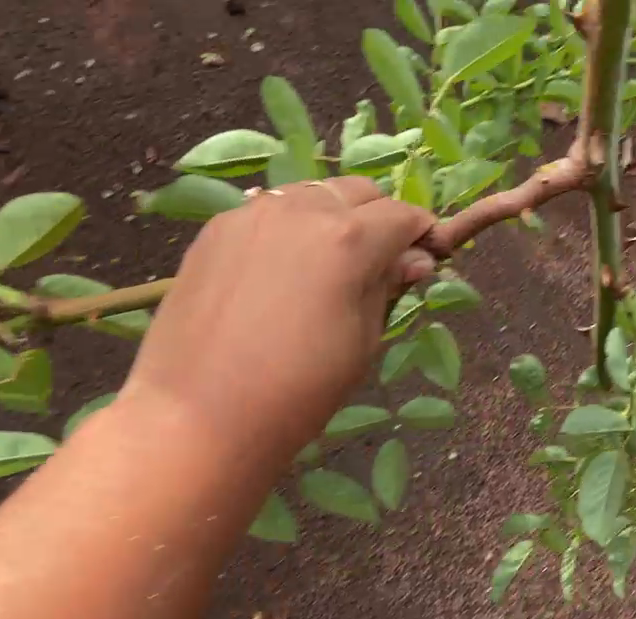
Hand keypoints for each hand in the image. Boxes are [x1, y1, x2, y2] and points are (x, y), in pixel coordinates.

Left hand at [119, 177, 436, 464]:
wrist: (206, 410)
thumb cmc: (303, 388)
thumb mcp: (364, 342)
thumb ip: (388, 288)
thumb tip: (416, 259)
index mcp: (348, 241)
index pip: (402, 216)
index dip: (423, 234)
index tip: (429, 258)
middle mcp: (300, 211)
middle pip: (357, 192)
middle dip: (380, 219)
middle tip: (384, 263)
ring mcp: (252, 215)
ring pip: (310, 195)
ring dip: (334, 217)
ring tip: (334, 267)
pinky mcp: (217, 230)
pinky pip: (270, 213)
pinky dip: (293, 230)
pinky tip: (288, 273)